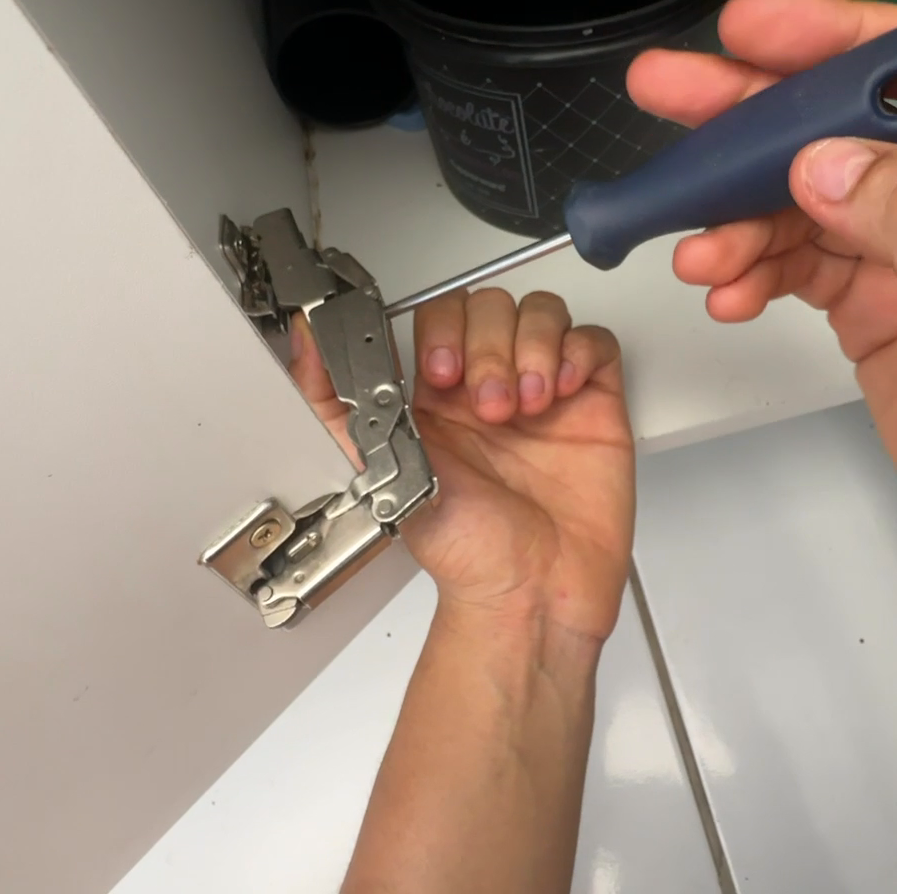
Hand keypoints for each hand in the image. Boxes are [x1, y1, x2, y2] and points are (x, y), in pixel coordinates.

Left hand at [292, 289, 633, 640]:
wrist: (532, 591)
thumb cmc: (466, 550)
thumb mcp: (381, 472)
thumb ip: (335, 405)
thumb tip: (303, 340)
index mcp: (440, 397)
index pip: (441, 313)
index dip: (444, 328)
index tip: (442, 373)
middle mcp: (491, 385)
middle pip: (492, 304)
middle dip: (489, 347)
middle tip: (490, 406)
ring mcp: (542, 389)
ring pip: (542, 312)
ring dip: (532, 348)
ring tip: (528, 405)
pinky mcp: (591, 402)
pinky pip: (592, 342)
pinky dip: (576, 353)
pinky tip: (559, 392)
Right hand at [629, 0, 896, 605]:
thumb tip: (826, 161)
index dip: (838, 39)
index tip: (749, 32)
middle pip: (849, 127)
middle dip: (755, 115)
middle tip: (670, 95)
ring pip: (808, 200)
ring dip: (741, 217)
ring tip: (698, 252)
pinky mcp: (876, 307)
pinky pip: (796, 265)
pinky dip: (753, 272)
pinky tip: (728, 292)